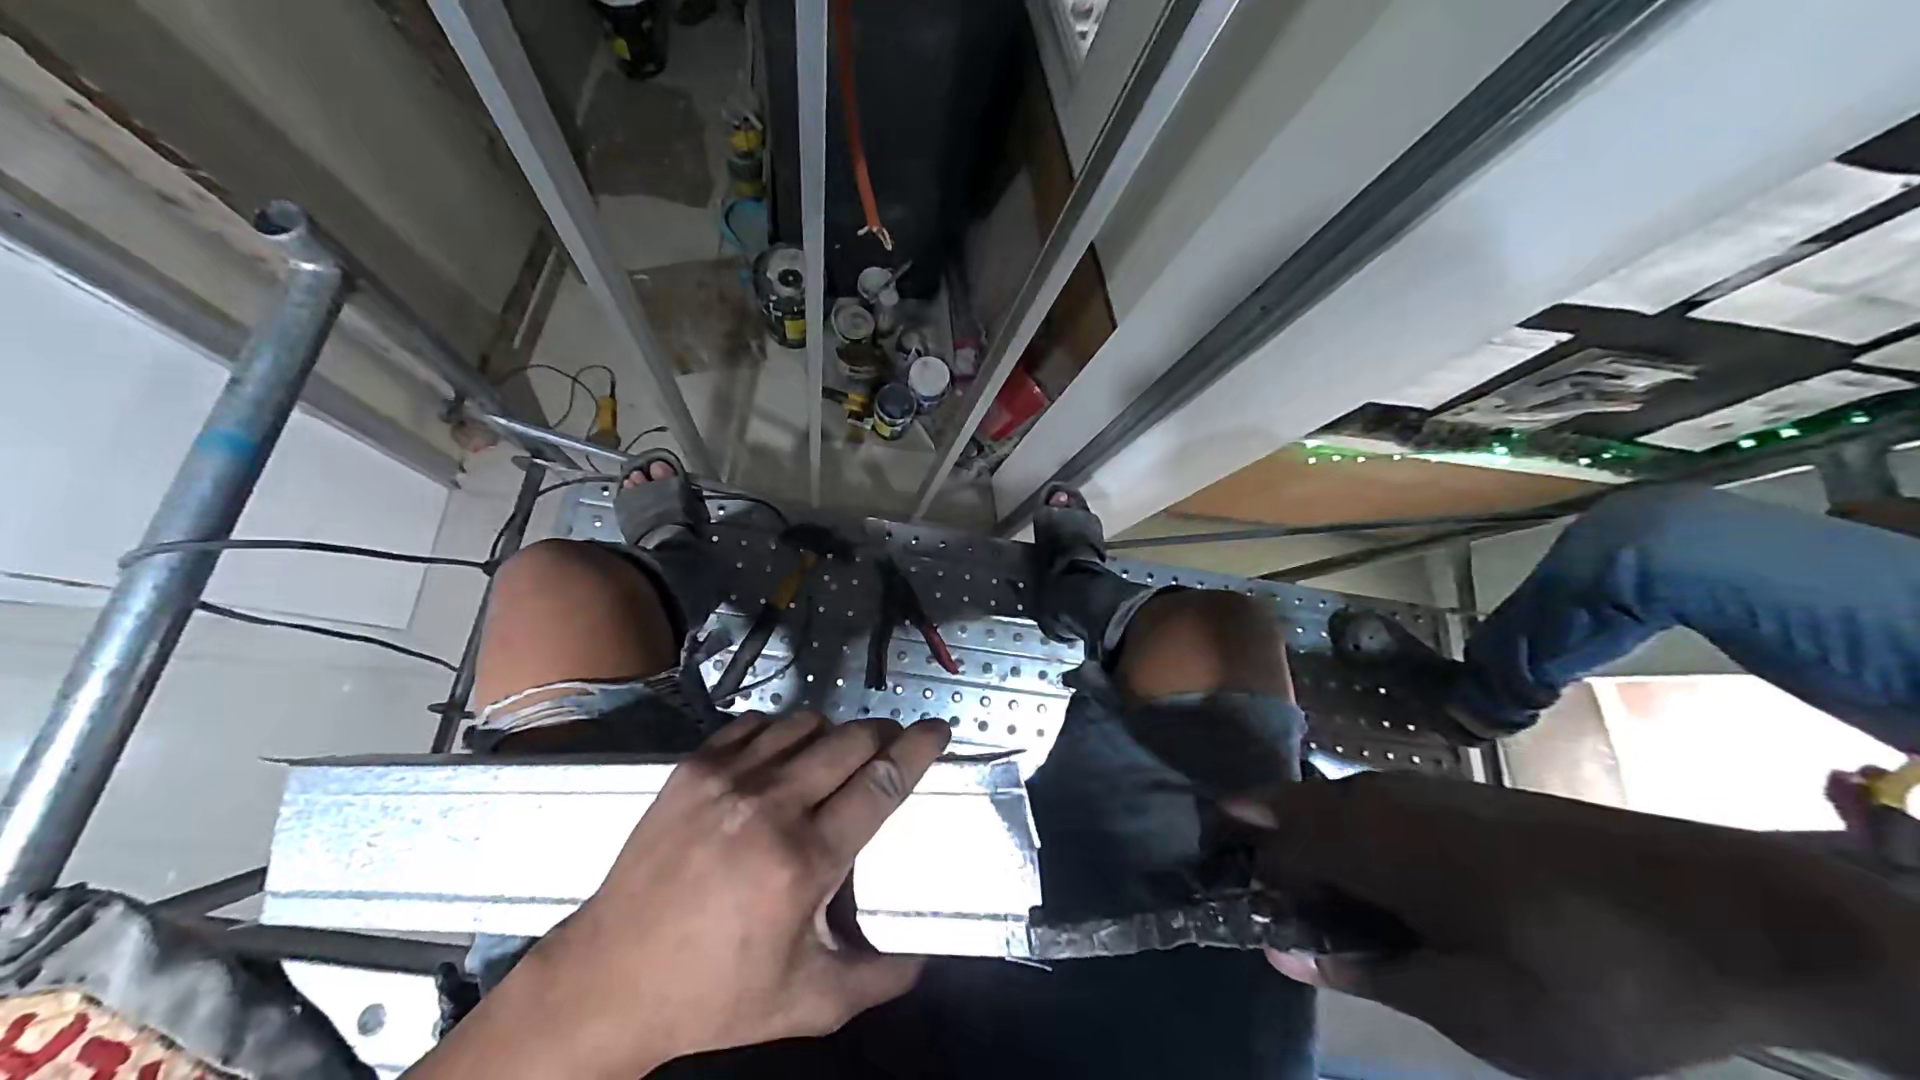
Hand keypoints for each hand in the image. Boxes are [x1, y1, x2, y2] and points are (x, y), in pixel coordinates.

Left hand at [412, 711, 949, 1078]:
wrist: (606, 979)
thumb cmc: (713, 995)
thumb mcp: (807, 1005)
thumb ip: (879, 980)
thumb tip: (927, 956)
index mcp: (804, 860)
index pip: (880, 783)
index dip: (917, 749)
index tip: (938, 730)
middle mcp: (770, 805)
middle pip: (851, 740)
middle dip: (883, 736)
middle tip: (890, 750)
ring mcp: (726, 778)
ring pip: (806, 723)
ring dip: (833, 734)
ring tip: (835, 758)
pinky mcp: (692, 767)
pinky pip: (756, 724)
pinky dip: (781, 732)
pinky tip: (780, 757)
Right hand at [1225, 772, 1919, 1079]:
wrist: (1733, 916)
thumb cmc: (1591, 977)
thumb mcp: (1477, 1010)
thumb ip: (1368, 974)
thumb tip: (1282, 949)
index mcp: (1374, 842)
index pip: (1277, 850)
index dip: (1263, 890)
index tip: (1274, 931)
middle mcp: (1384, 798)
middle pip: (1292, 809)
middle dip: (1275, 852)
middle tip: (1297, 913)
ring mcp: (1426, 788)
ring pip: (1335, 805)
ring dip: (1322, 850)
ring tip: (1351, 913)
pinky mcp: (1465, 795)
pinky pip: (1380, 808)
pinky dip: (1364, 843)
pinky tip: (1405, 892)